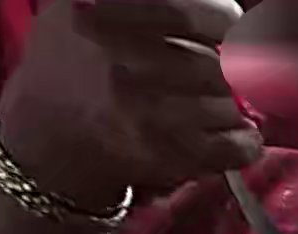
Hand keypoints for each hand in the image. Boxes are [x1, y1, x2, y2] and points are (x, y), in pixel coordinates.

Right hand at [0, 0, 262, 205]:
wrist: (51, 134)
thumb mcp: (86, 2)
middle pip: (214, 63)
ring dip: (230, 109)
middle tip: (218, 79)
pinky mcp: (168, 154)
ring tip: (213, 108)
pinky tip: (242, 137)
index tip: (231, 25)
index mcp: (101, 8)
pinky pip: (234, 146)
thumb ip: (147, 1)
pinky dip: (246, 142)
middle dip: (225, 73)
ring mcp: (147, 110)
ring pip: (226, 105)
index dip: (222, 17)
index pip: (186, 8)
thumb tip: (226, 13)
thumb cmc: (80, 63)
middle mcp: (123, 57)